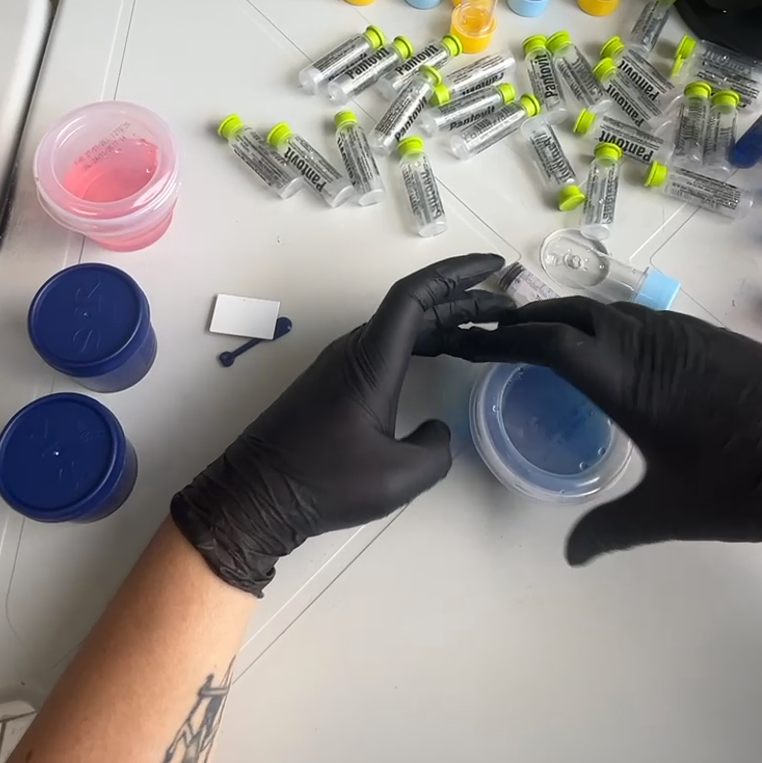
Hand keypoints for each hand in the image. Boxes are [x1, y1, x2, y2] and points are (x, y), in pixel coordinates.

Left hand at [172, 253, 512, 594]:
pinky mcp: (336, 380)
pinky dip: (424, 341)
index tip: (492, 267)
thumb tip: (438, 430)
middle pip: (414, 306)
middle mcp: (356, 348)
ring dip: (444, 320)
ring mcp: (343, 362)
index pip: (415, 295)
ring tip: (486, 327)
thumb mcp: (397, 476)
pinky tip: (445, 354)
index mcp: (372, 358)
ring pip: (402, 326)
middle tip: (506, 304)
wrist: (256, 495)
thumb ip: (435, 449)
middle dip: (462, 298)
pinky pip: (389, 344)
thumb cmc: (324, 482)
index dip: (456, 274)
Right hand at [436, 298, 761, 568]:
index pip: (550, 343)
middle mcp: (648, 344)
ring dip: (566, 315)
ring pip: (606, 308)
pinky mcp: (706, 333)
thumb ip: (611, 529)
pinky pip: (637, 314)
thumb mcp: (673, 511)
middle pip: (571, 312)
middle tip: (498, 331)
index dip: (504, 338)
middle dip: (527, 317)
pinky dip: (604, 320)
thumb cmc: (748, 487)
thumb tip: (570, 557)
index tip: (472, 340)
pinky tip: (605, 344)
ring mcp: (680, 332)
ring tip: (542, 333)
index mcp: (630, 382)